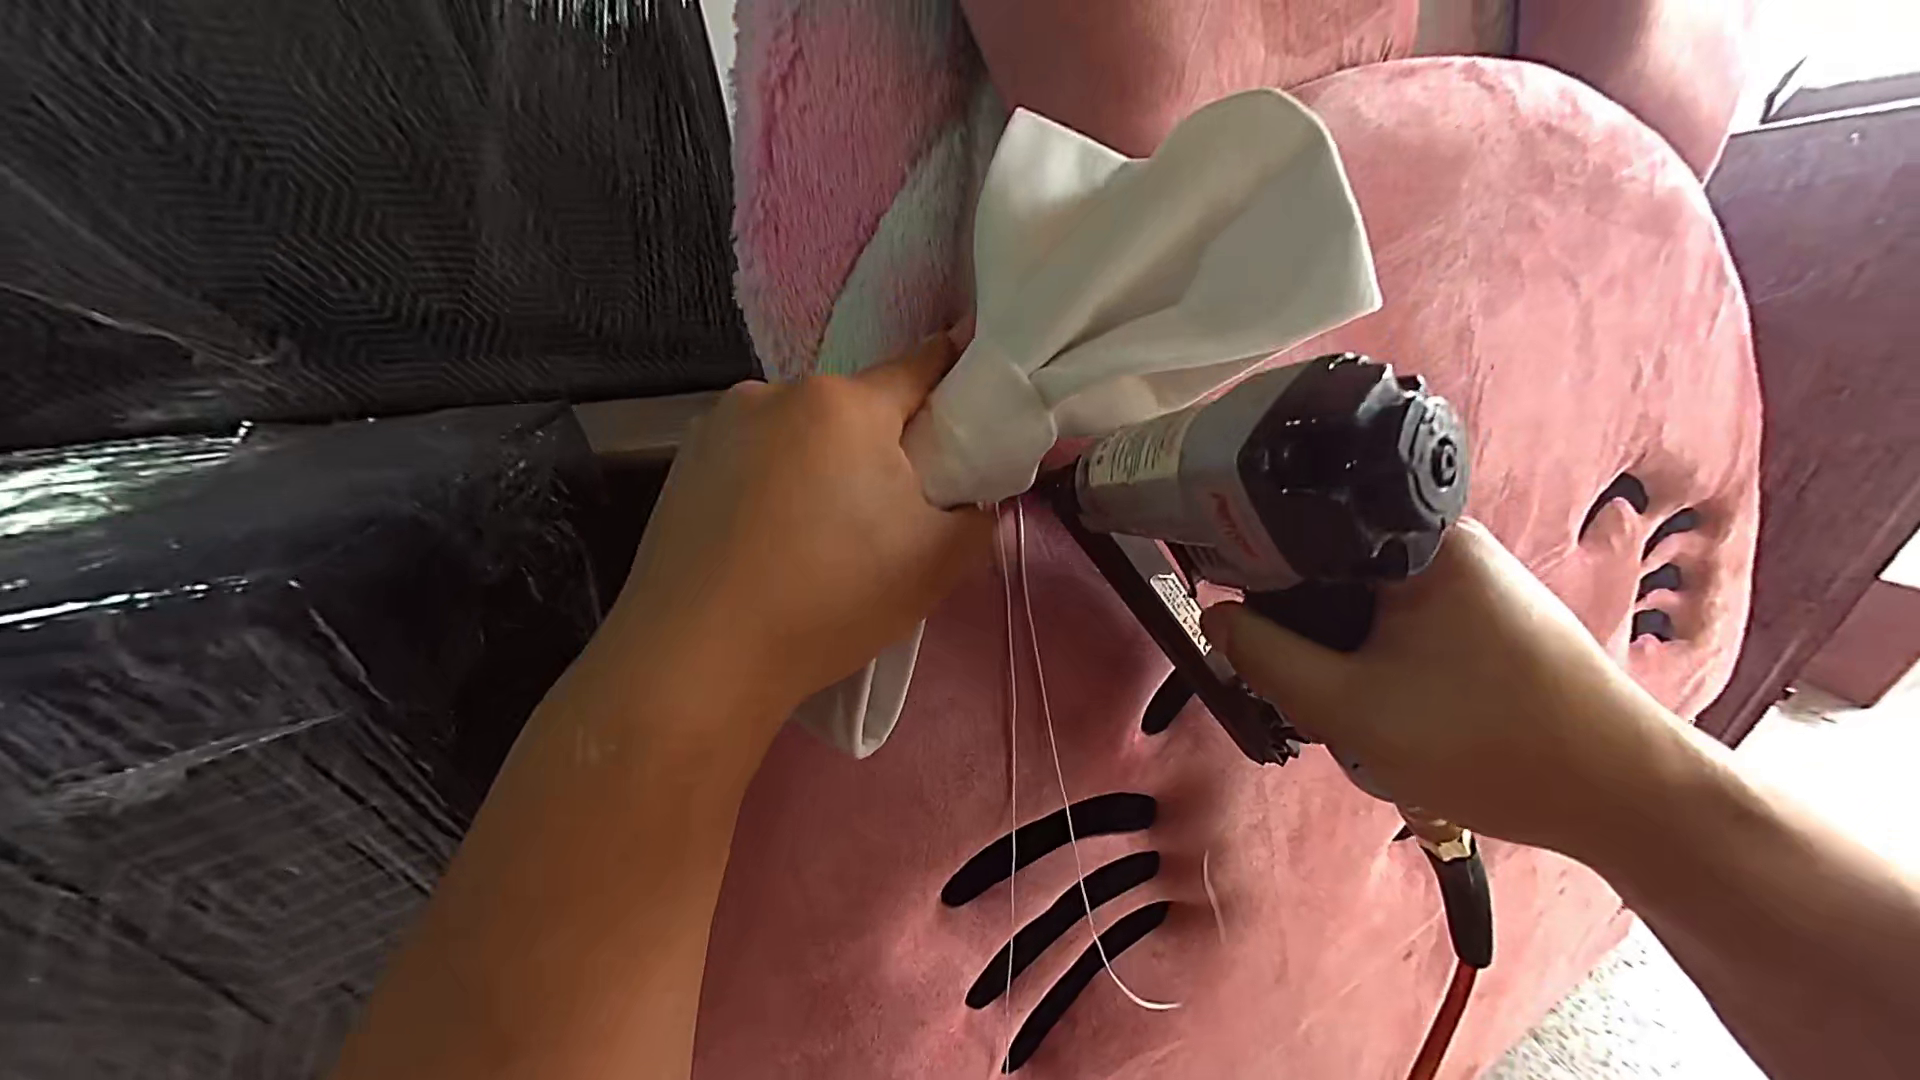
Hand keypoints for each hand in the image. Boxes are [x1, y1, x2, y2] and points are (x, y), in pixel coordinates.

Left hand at [606, 334, 994, 722]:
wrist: (698, 660)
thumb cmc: (829, 600)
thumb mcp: (935, 564)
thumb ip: (978, 516)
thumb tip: (972, 498)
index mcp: (844, 405)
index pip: (921, 365)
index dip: (953, 382)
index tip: (967, 410)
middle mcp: (777, 393)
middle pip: (857, 406)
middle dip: (882, 444)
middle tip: (888, 509)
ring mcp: (720, 424)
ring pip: (802, 431)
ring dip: (824, 461)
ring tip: (818, 532)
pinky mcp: (683, 461)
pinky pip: (755, 455)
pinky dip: (775, 480)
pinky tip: (768, 536)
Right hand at [1200, 519, 1695, 856]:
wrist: (1629, 801)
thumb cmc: (1486, 744)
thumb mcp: (1349, 707)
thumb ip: (1265, 657)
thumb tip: (1213, 615)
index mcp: (1419, 540)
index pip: (1302, 527)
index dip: (1255, 566)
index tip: (1235, 613)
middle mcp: (1445, 542)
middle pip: (1327, 564)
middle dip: (1298, 620)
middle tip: (1294, 674)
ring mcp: (1467, 577)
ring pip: (1357, 594)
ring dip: (1332, 640)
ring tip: (1336, 692)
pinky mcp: (1479, 611)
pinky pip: (1391, 613)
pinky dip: (1367, 647)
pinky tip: (1376, 693)